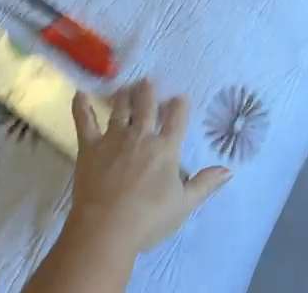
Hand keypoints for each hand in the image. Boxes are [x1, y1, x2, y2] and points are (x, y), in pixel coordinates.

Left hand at [66, 80, 231, 258]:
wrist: (107, 228)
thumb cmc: (148, 219)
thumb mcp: (183, 205)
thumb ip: (205, 184)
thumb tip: (228, 170)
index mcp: (165, 149)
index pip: (176, 121)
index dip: (179, 106)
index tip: (181, 96)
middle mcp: (140, 136)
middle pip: (146, 107)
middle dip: (148, 92)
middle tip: (148, 80)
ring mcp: (113, 138)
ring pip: (120, 109)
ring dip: (123, 96)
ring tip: (125, 86)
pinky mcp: (89, 146)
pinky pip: (84, 121)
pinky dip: (81, 107)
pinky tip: (79, 94)